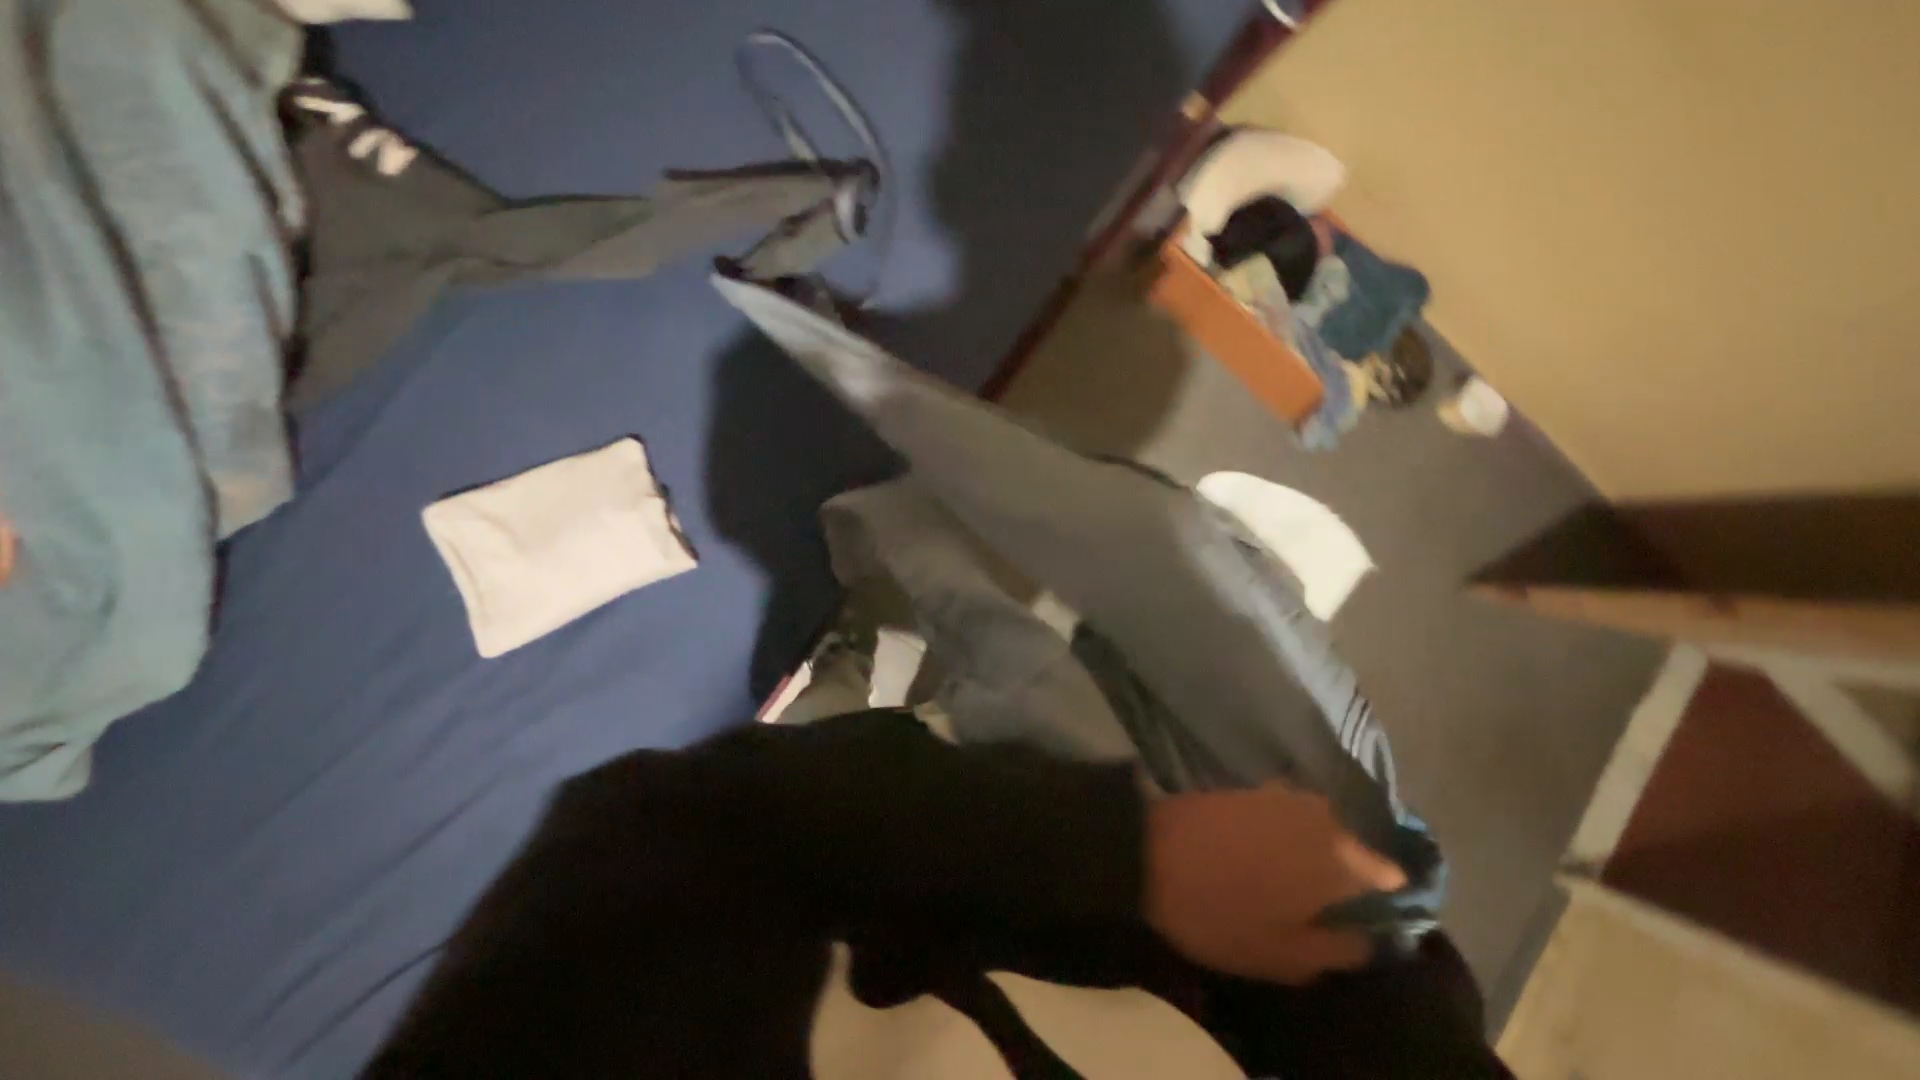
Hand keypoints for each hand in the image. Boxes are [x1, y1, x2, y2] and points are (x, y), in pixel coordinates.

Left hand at [1144, 784, 1406, 983]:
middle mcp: (1323, 816)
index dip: (1386, 901)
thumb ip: (1340, 950)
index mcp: (1343, 859)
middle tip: (1323, 901)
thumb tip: (1371, 939)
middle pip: (1356, 846)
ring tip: (1290, 877)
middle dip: (1349, 871)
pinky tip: (1263, 850)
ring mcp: (1284, 793)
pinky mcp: (1250, 785)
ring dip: (1313, 847)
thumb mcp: (1284, 956)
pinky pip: (1286, 812)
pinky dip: (1283, 830)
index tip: (1368, 920)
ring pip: (1320, 826)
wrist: (1145, 851)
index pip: (1392, 878)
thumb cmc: (1218, 911)